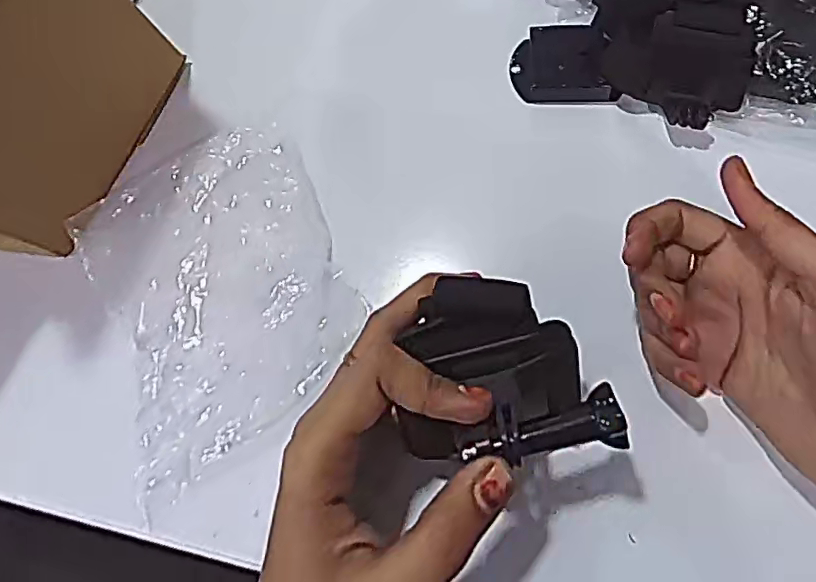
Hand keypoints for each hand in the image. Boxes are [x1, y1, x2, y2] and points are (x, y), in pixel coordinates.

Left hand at [261, 275, 514, 581]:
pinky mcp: (355, 449)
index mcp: (318, 448)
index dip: (429, 376)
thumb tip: (497, 469)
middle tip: (463, 288)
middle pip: (371, 343)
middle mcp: (323, 430)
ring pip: (378, 358)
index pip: (372, 371)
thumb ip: (450, 528)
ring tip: (459, 313)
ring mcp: (338, 435)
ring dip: (420, 329)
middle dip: (417, 306)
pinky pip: (387, 389)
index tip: (475, 404)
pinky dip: (420, 367)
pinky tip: (446, 372)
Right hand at [623, 156, 815, 530]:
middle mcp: (731, 286)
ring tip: (693, 354)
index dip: (648, 228)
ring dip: (657, 329)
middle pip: (655, 261)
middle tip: (671, 314)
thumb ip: (778, 227)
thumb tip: (737, 172)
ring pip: (652, 305)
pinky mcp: (714, 366)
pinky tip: (699, 379)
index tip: (635, 251)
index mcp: (755, 257)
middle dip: (648, 285)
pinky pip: (663, 350)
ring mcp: (721, 327)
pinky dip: (666, 363)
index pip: (680, 222)